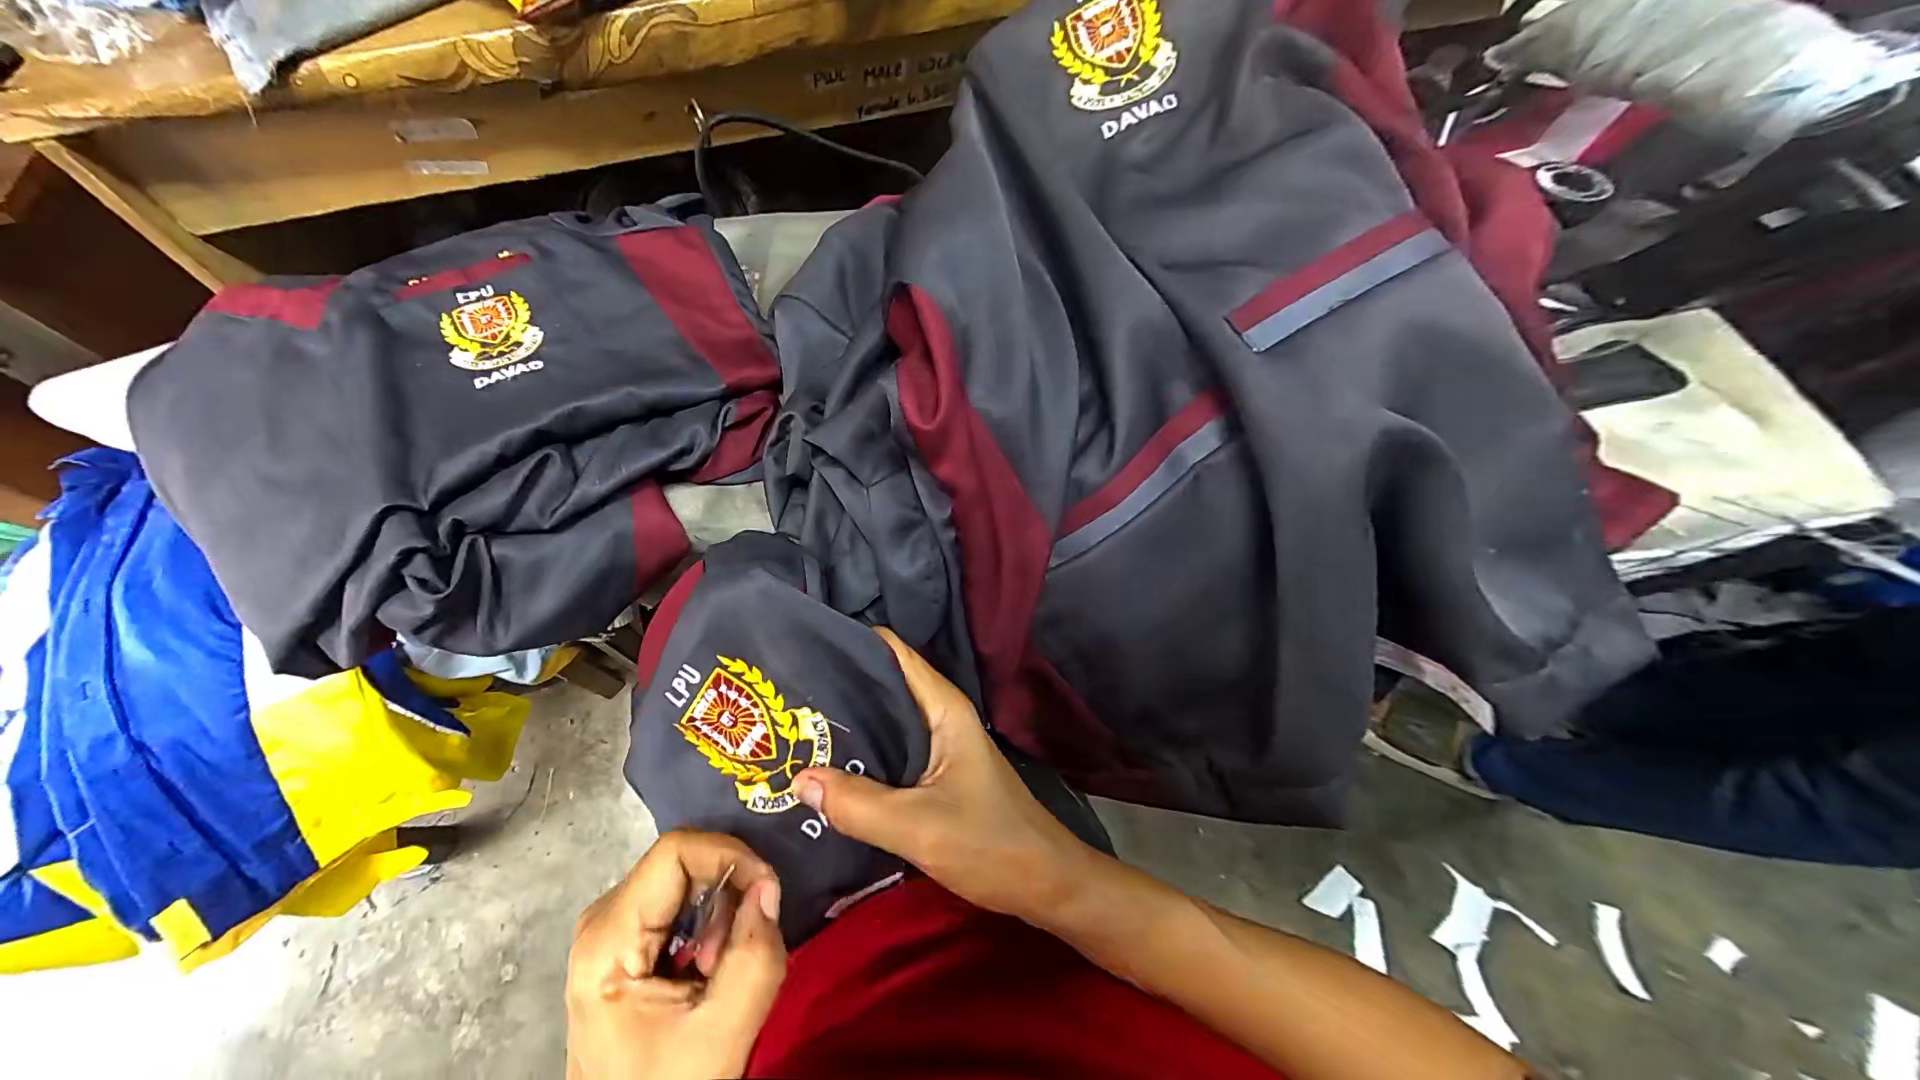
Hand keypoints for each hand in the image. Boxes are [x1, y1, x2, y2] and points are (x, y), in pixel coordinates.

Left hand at [565, 830, 785, 1079]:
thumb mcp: (722, 1034)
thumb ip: (754, 956)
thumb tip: (767, 887)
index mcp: (608, 938)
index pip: (677, 850)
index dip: (731, 855)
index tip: (767, 892)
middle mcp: (601, 919)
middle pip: (682, 861)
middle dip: (729, 890)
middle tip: (744, 943)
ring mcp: (610, 928)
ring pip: (686, 878)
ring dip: (722, 911)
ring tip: (723, 968)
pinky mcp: (624, 940)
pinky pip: (680, 901)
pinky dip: (711, 922)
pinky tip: (709, 969)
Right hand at [794, 628, 1097, 922]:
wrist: (1046, 885)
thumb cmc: (990, 845)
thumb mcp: (918, 827)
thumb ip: (857, 804)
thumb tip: (796, 777)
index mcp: (944, 709)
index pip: (894, 654)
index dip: (850, 647)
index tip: (801, 654)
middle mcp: (941, 718)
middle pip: (885, 687)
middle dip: (839, 691)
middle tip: (783, 703)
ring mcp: (940, 748)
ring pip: (886, 725)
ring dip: (848, 729)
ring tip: (793, 733)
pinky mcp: (936, 777)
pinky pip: (891, 755)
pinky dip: (863, 759)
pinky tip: (827, 773)